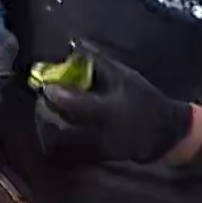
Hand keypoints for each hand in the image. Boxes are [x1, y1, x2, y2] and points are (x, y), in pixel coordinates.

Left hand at [34, 43, 194, 164]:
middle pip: (56, 124)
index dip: (53, 93)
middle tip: (43, 98)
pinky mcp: (87, 157)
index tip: (47, 84)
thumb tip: (73, 45)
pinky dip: (51, 138)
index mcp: (104, 110)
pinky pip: (61, 150)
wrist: (158, 133)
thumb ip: (97, 62)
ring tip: (46, 111)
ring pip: (54, 141)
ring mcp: (89, 148)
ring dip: (44, 125)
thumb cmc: (141, 99)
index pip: (69, 103)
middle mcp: (93, 131)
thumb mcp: (123, 76)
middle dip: (44, 110)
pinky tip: (53, 126)